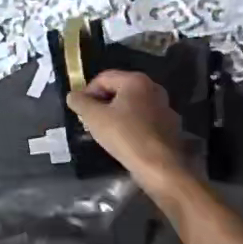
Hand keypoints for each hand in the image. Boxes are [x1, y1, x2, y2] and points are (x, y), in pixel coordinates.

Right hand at [67, 70, 189, 190]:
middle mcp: (153, 88)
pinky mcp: (170, 126)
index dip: (87, 92)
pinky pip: (144, 119)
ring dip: (116, 114)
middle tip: (90, 121)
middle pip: (119, 90)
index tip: (80, 110)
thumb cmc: (125, 136)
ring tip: (105, 132)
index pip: (103, 78)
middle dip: (101, 103)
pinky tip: (125, 140)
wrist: (159, 165)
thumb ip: (80, 102)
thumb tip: (72, 96)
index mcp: (136, 81)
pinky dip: (131, 125)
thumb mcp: (94, 118)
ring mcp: (164, 107)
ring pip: (132, 105)